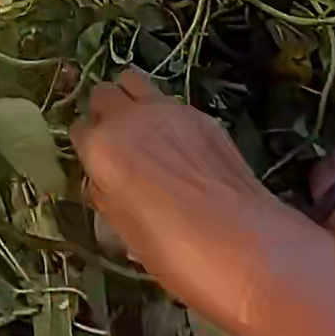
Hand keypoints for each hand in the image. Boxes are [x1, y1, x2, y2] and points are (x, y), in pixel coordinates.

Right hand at [71, 69, 334, 335]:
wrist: (256, 252)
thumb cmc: (181, 255)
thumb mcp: (127, 234)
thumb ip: (106, 194)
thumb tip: (102, 179)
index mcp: (101, 146)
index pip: (78, 130)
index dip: (88, 149)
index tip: (100, 168)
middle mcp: (128, 116)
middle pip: (102, 94)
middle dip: (105, 113)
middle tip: (119, 145)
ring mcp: (166, 108)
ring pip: (132, 79)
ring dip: (130, 98)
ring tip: (144, 130)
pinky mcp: (199, 112)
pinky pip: (168, 100)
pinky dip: (164, 113)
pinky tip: (182, 147)